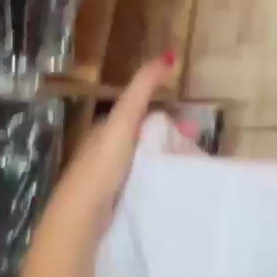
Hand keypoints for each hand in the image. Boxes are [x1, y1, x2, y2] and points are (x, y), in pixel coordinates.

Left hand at [47, 54, 177, 235]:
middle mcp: (103, 153)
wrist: (79, 221)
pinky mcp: (110, 206)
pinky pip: (142, 183)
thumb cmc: (101, 166)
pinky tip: (172, 185)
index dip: (166, 114)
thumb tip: (168, 55)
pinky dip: (159, 179)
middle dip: (171, 137)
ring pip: (145, 161)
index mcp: (103, 132)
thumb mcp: (124, 120)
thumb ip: (143, 87)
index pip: (138, 115)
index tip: (192, 123)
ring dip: (167, 158)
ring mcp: (106, 182)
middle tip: (197, 144)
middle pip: (143, 138)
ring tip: (190, 165)